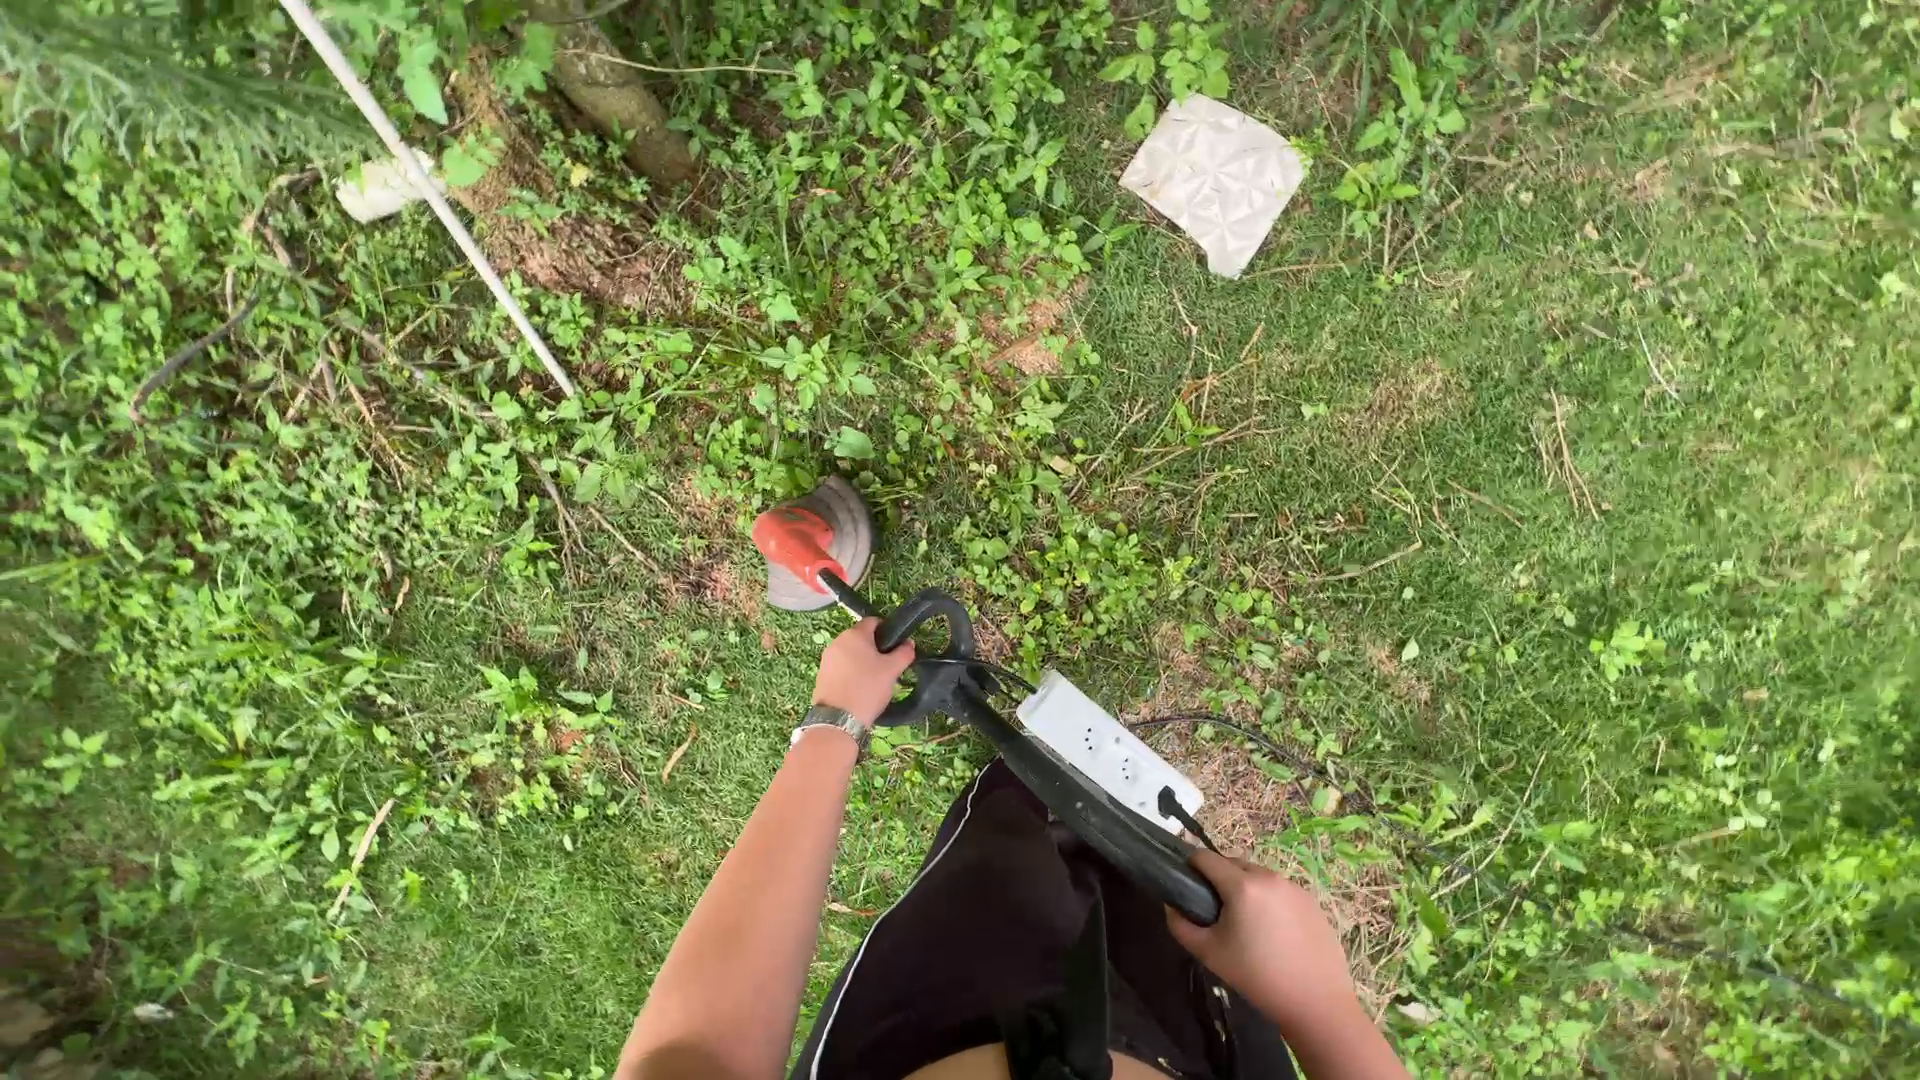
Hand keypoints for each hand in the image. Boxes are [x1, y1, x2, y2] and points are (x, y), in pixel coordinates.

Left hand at [812, 617, 915, 727]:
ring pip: (850, 654)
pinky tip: (858, 689)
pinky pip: (840, 667)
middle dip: (874, 649)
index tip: (895, 648)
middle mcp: (837, 641)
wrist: (839, 719)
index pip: (873, 621)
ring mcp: (826, 658)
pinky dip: (850, 673)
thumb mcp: (892, 670)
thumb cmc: (868, 688)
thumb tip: (908, 643)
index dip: (887, 631)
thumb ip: (904, 653)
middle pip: (860, 638)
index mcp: (854, 634)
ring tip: (873, 681)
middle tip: (886, 667)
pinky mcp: (821, 674)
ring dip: (862, 662)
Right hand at [1166, 850, 1364, 1032]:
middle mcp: (1269, 876)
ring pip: (1257, 876)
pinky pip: (1280, 890)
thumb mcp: (1209, 954)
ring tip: (1248, 924)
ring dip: (1245, 888)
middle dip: (1219, 879)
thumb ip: (1180, 925)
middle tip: (1218, 913)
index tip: (1188, 888)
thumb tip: (1171, 905)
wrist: (1317, 1005)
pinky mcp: (1312, 902)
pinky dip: (1269, 901)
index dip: (1191, 867)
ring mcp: (1294, 887)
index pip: (1205, 857)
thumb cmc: (1258, 978)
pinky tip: (1274, 932)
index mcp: (1242, 885)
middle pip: (1232, 863)